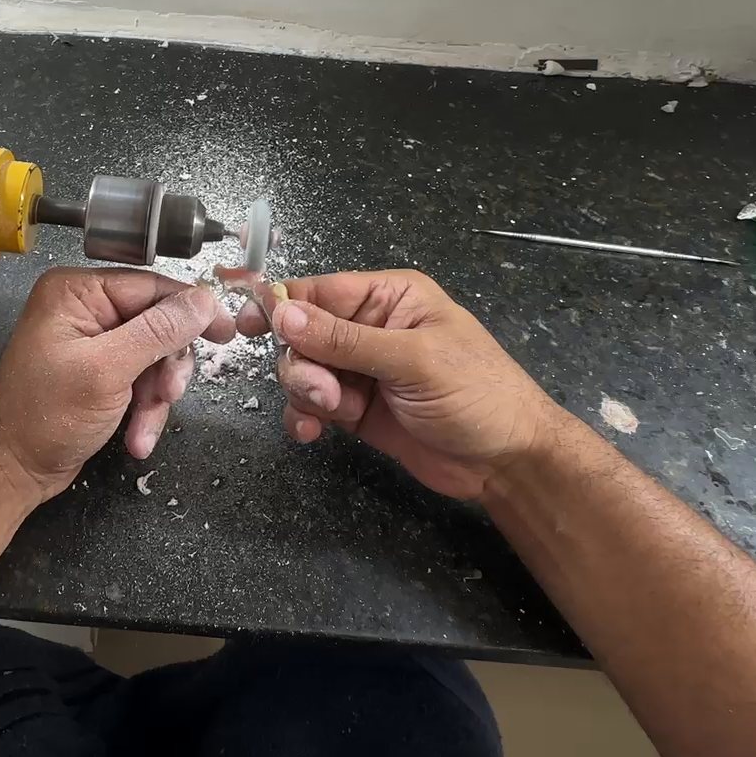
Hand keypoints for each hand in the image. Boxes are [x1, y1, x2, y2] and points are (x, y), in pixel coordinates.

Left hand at [0, 267, 233, 500]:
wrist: (11, 470)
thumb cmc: (47, 414)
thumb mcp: (108, 370)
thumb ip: (159, 331)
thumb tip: (205, 300)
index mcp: (78, 291)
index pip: (151, 286)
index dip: (191, 310)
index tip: (225, 333)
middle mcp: (86, 308)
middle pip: (158, 324)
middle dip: (165, 367)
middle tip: (169, 394)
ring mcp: (93, 341)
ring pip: (154, 357)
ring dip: (156, 396)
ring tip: (143, 428)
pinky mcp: (100, 371)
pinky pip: (140, 379)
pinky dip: (144, 409)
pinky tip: (136, 438)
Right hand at [237, 270, 567, 500]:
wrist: (507, 464)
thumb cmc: (476, 394)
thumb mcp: (412, 360)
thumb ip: (344, 339)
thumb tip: (282, 313)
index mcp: (387, 298)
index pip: (320, 292)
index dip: (281, 306)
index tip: (248, 325)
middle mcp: (367, 328)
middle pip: (302, 334)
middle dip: (302, 362)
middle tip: (324, 390)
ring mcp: (358, 370)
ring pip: (301, 370)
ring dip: (305, 391)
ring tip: (333, 412)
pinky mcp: (353, 408)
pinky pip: (311, 404)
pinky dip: (304, 416)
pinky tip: (311, 431)